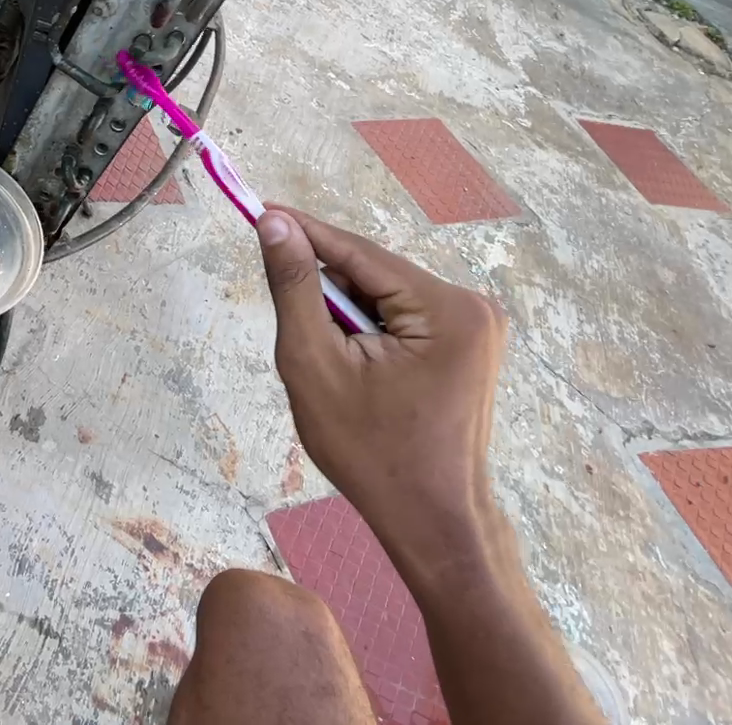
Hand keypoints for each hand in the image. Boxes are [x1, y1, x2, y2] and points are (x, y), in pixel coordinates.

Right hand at [255, 205, 509, 589]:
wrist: (431, 522)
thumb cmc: (368, 450)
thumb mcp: (314, 363)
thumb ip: (293, 286)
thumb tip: (274, 223)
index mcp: (445, 307)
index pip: (356, 251)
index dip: (302, 230)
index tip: (255, 209)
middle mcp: (471, 305)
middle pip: (370, 274)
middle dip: (323, 291)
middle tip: (290, 324)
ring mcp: (476, 326)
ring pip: (381, 296)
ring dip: (342, 314)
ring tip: (325, 361)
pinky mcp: (468, 345)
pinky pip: (398, 316)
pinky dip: (363, 329)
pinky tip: (350, 365)